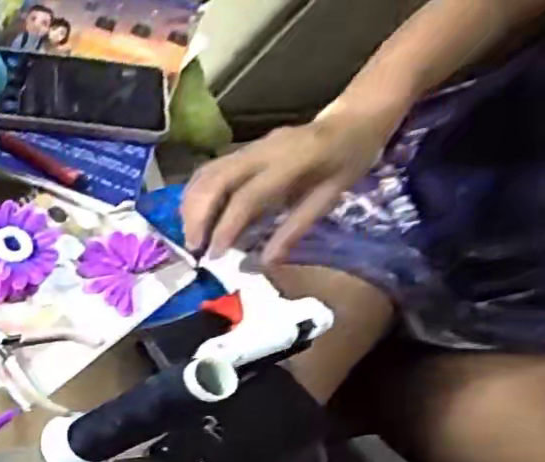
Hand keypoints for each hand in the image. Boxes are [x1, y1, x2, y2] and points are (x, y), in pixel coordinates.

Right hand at [181, 101, 401, 262]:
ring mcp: (248, 148)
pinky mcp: (237, 152)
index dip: (226, 228)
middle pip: (214, 182)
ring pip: (203, 177)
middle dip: (197, 218)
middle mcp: (265, 150)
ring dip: (190, 210)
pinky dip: (192, 198)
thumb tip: (264, 263)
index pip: (247, 196)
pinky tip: (194, 219)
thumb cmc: (349, 157)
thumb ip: (295, 227)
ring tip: (192, 237)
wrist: (355, 116)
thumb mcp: (332, 193)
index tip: (215, 256)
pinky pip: (204, 173)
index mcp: (295, 159)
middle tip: (194, 247)